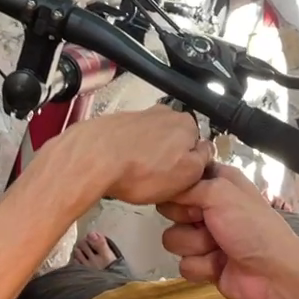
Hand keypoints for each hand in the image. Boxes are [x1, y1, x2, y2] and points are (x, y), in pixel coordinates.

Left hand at [34, 107, 213, 205]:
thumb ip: (204, 161)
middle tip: (159, 184)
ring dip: (148, 162)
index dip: (191, 169)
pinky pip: (130, 146)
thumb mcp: (187, 175)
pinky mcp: (117, 125)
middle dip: (169, 163)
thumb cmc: (137, 169)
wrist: (92, 159)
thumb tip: (206, 154)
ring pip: (152, 146)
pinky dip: (129, 158)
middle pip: (175, 145)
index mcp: (185, 123)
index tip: (181, 182)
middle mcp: (163, 114)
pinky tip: (122, 172)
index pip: (199, 147)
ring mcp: (138, 118)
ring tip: (137, 180)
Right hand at [158, 165, 298, 298]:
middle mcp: (210, 207)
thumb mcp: (220, 193)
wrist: (274, 276)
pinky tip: (220, 266)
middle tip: (205, 221)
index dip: (179, 185)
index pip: (184, 176)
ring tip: (218, 247)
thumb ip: (187, 185)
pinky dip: (201, 266)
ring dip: (195, 245)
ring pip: (174, 238)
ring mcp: (206, 237)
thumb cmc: (252, 228)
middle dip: (184, 218)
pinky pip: (183, 263)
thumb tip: (164, 185)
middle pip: (171, 208)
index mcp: (219, 183)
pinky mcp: (204, 264)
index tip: (186, 193)